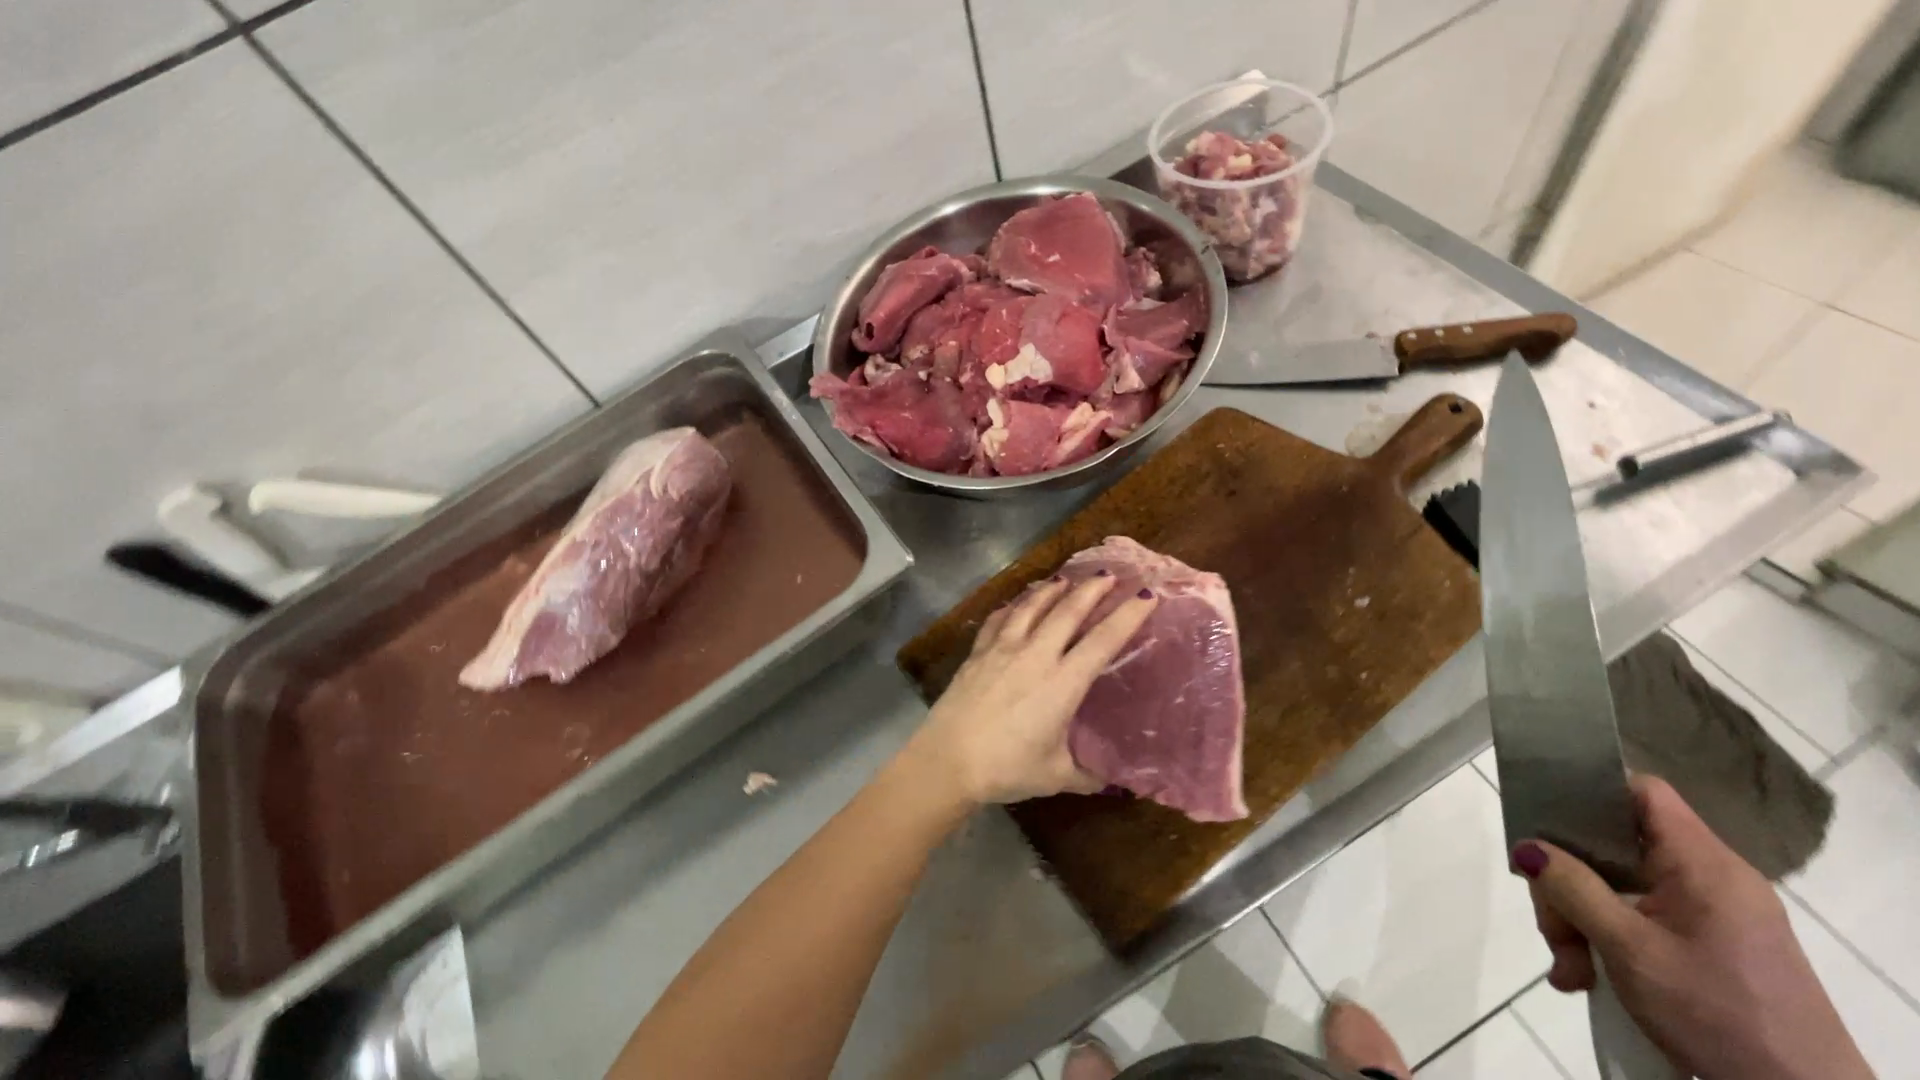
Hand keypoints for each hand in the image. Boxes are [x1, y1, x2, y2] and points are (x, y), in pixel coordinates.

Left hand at [904, 575, 1156, 805]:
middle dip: (1091, 589)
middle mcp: (1035, 656)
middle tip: (1108, 575)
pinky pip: (997, 621)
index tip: (1146, 595)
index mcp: (1063, 683)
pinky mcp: (977, 654)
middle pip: (1068, 611)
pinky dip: (1011, 608)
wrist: (947, 761)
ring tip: (1063, 580)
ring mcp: (1002, 650)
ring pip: (1030, 608)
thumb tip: (1111, 781)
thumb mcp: (1055, 776)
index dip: (1128, 616)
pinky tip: (1014, 605)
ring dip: (1050, 590)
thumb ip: (1086, 774)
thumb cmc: (1006, 768)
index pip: (1103, 641)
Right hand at [1514, 775, 1873, 1079]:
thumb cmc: (1718, 1013)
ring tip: (1571, 972)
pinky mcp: (1710, 946)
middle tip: (1553, 934)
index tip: (1545, 821)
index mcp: (1703, 864)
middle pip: (1616, 850)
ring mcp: (1711, 914)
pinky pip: (1640, 921)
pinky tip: (1585, 978)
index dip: (1592, 792)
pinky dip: (1607, 943)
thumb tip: (1527, 846)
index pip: (1644, 792)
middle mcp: (1710, 878)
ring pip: (1620, 890)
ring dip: (1582, 923)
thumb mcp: (1631, 950)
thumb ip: (1574, 890)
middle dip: (1570, 887)